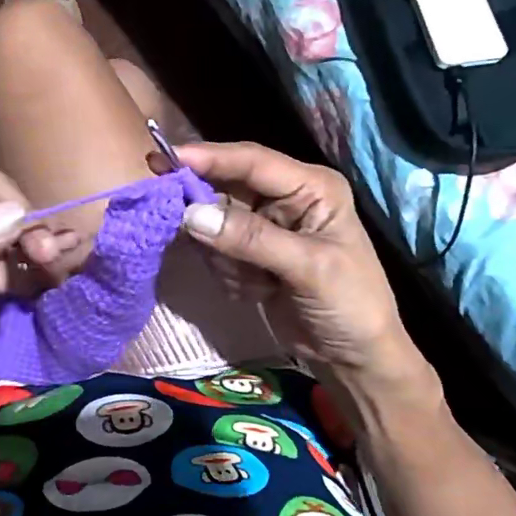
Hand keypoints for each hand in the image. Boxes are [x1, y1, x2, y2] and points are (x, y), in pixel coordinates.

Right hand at [158, 142, 436, 394]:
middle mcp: (285, 199)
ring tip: (256, 283)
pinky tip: (256, 292)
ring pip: (214, 224)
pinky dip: (227, 273)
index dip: (207, 158)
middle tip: (177, 224)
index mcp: (311, 187)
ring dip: (224, 257)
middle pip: (225, 188)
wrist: (353, 357)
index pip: (252, 162)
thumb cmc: (349, 306)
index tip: (162, 159)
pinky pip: (217, 252)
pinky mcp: (250, 255)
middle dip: (208, 214)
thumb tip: (191, 215)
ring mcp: (266, 228)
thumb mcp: (308, 269)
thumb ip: (251, 239)